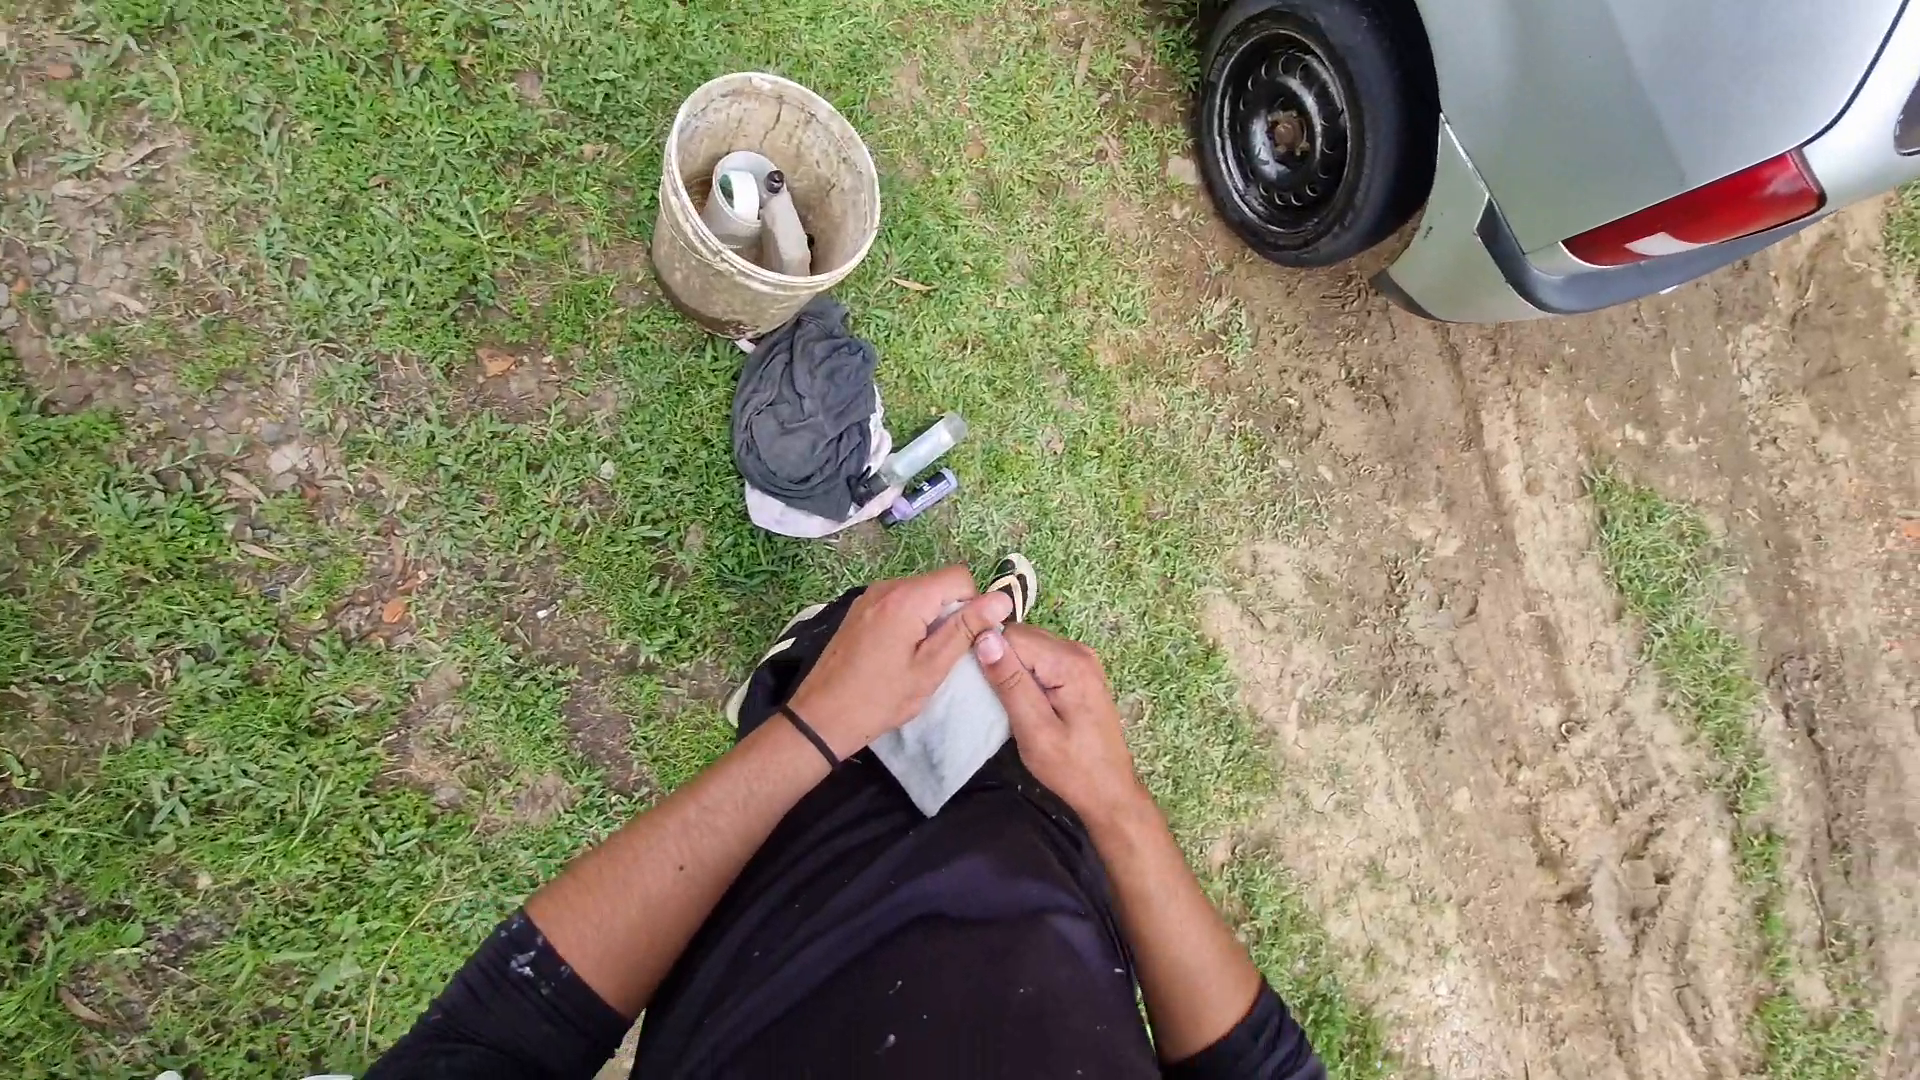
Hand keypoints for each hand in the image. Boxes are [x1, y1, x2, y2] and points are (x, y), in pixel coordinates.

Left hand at [786, 566, 1012, 758]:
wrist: (822, 717)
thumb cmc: (881, 698)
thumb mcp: (930, 667)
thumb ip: (966, 629)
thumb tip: (1002, 599)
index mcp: (907, 597)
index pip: (961, 577)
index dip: (973, 605)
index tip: (966, 640)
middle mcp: (888, 586)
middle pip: (939, 583)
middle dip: (951, 613)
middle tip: (942, 655)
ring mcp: (870, 596)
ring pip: (920, 593)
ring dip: (931, 618)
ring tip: (919, 657)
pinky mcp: (860, 608)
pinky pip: (899, 602)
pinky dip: (910, 620)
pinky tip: (899, 653)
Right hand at [973, 623, 1148, 826]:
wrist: (1109, 791)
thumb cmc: (1071, 767)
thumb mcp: (1034, 729)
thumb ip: (1010, 682)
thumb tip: (985, 638)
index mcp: (1069, 662)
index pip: (1011, 635)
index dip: (988, 655)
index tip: (980, 685)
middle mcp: (1078, 650)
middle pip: (1021, 636)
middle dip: (1001, 660)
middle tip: (992, 697)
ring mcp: (1082, 659)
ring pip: (1029, 645)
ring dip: (1012, 667)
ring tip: (1009, 702)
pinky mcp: (1080, 670)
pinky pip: (1042, 657)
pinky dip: (1026, 672)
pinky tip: (1024, 700)